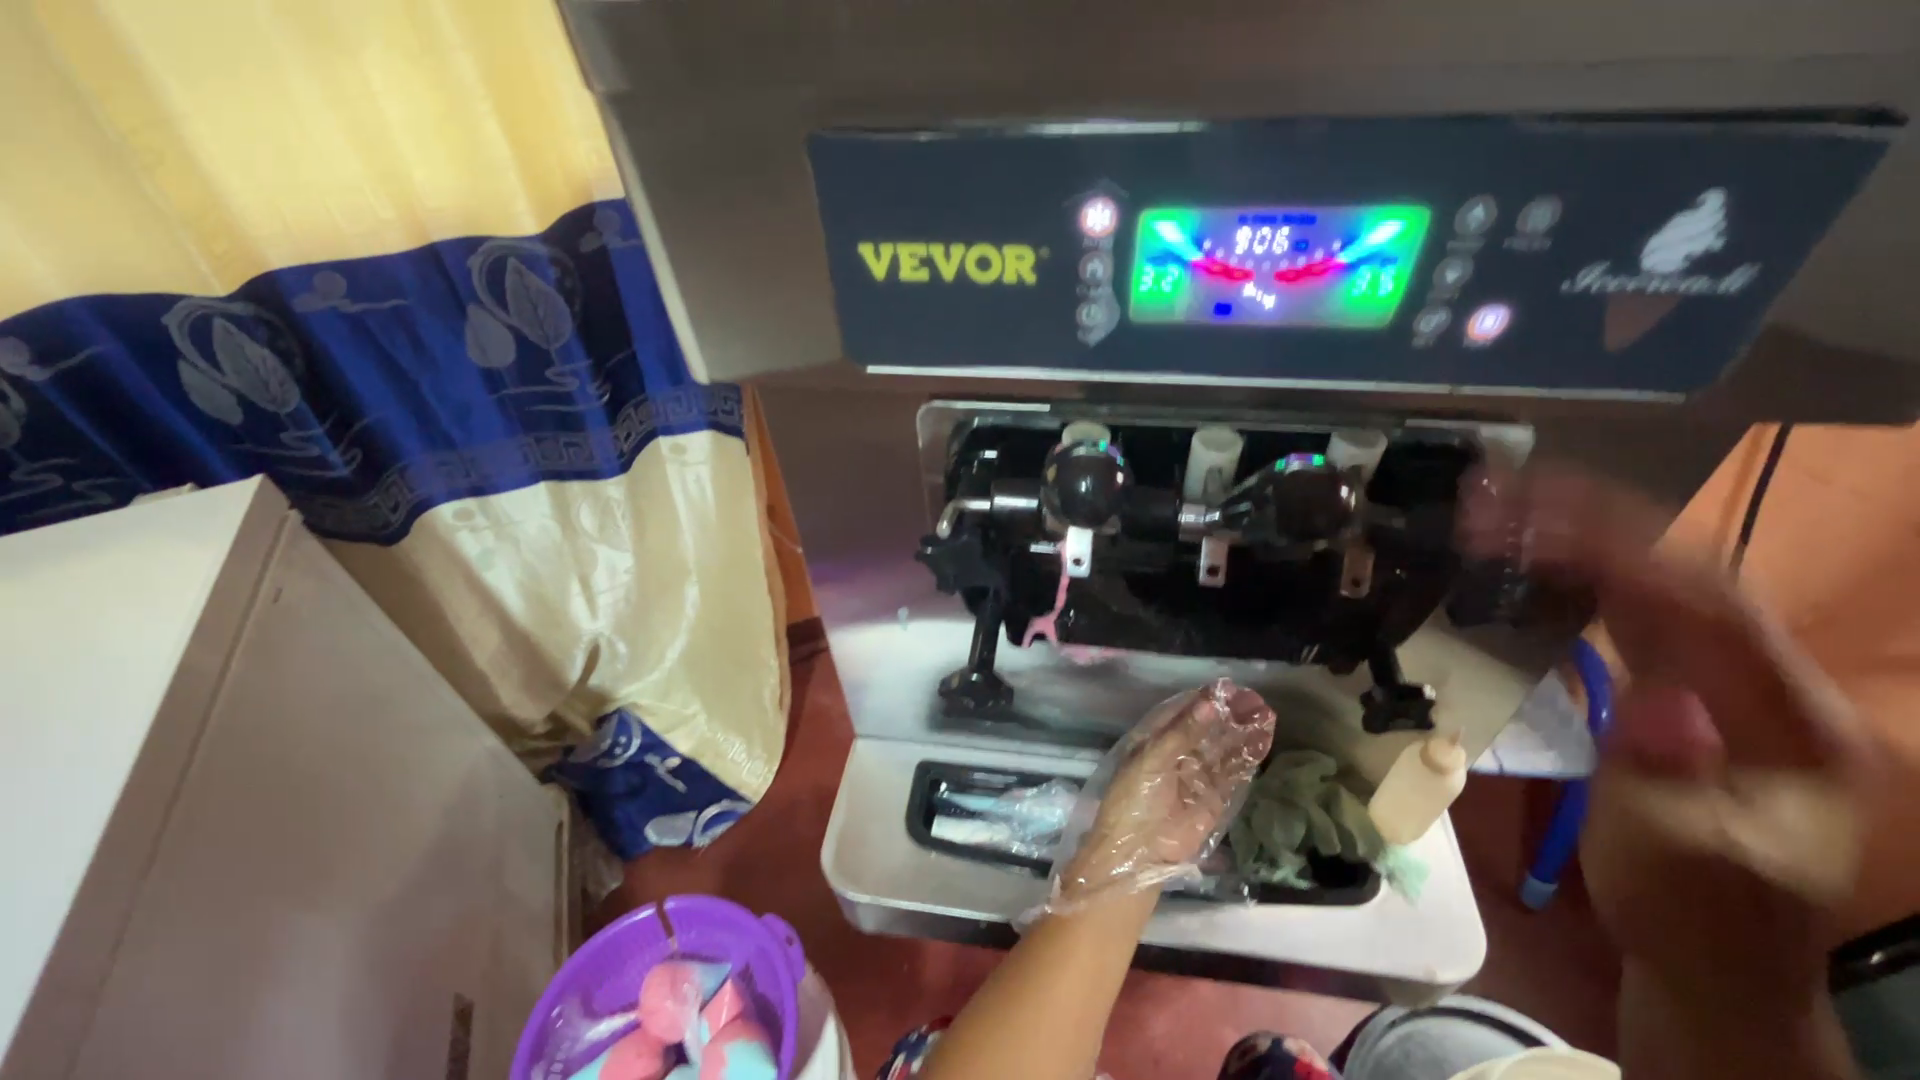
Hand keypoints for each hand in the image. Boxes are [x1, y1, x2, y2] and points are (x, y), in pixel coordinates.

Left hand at [1059, 680, 1275, 904]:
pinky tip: (1263, 739)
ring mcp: (1197, 777)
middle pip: (1209, 728)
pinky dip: (1248, 756)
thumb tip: (1211, 703)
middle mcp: (1177, 754)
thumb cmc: (1133, 801)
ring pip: (1224, 748)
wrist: (1136, 854)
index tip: (1233, 688)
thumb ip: (1182, 732)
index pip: (1184, 711)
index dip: (1207, 699)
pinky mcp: (1214, 799)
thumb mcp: (1151, 761)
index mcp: (1154, 740)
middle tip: (1257, 701)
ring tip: (1266, 714)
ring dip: (1243, 731)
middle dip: (1231, 713)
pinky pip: (1233, 773)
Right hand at [1460, 465, 1876, 1016]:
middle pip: (1684, 572)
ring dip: (1578, 537)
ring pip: (1656, 583)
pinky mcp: (1681, 688)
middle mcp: (1768, 681)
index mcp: (1794, 720)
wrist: (1710, 958)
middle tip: (1494, 493)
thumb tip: (1658, 700)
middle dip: (1591, 522)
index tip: (1527, 521)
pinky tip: (1531, 559)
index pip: (1708, 604)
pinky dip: (1578, 575)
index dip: (1619, 553)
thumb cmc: (1693, 914)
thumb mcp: (1681, 862)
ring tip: (1499, 507)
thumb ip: (1670, 782)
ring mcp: (1726, 682)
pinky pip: (1632, 612)